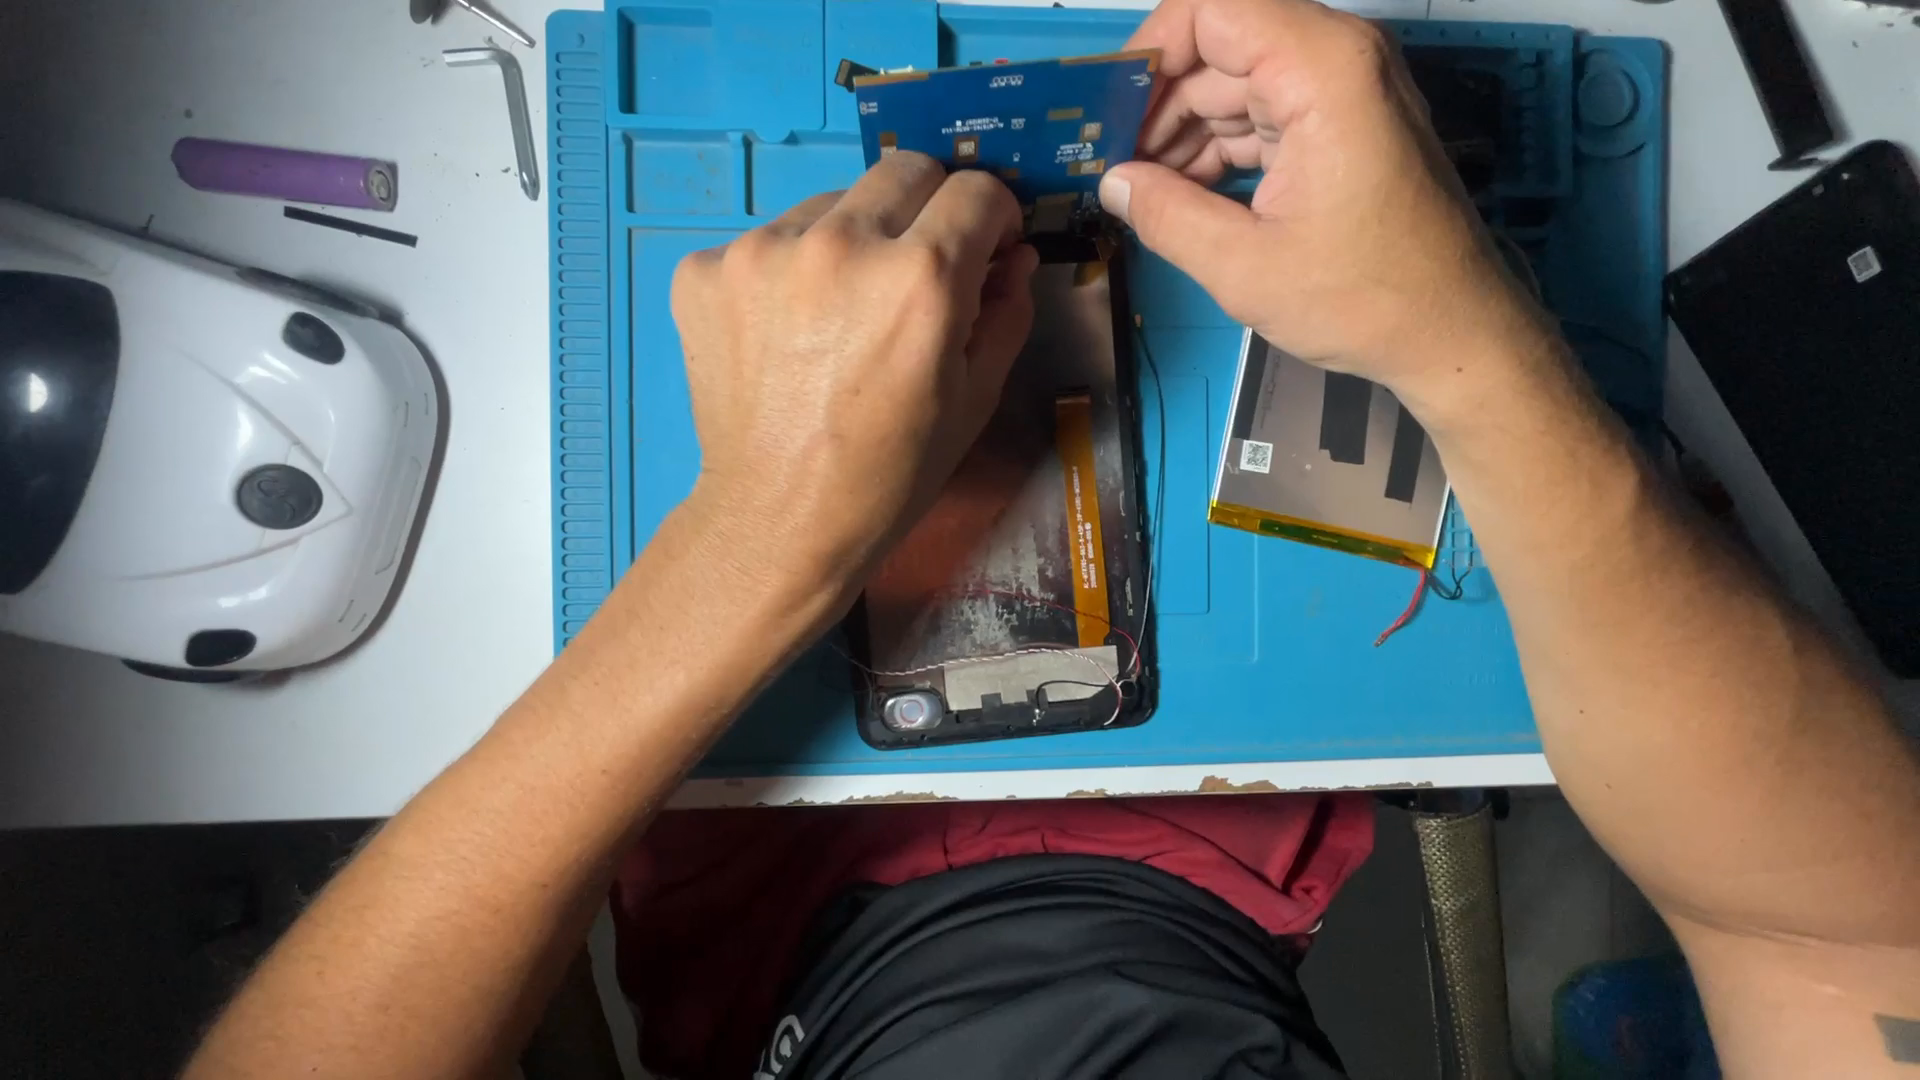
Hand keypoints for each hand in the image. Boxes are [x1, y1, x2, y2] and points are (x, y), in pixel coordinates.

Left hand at [670, 152, 1038, 596]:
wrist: (780, 520)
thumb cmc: (891, 475)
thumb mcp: (973, 400)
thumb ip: (1005, 313)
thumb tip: (1012, 257)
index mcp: (919, 280)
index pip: (977, 190)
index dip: (994, 218)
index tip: (986, 249)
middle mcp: (839, 243)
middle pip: (905, 170)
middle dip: (930, 210)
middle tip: (918, 273)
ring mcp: (759, 250)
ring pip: (831, 204)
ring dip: (853, 241)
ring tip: (841, 316)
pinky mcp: (704, 271)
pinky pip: (769, 242)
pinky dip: (790, 273)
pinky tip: (786, 335)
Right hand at [1101, 0, 1547, 405]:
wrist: (1449, 331)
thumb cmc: (1358, 298)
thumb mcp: (1243, 266)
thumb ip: (1166, 216)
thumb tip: (1111, 184)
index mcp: (1321, 70)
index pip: (1212, 9)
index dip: (1149, 51)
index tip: (1105, 112)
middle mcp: (1336, 61)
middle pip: (1220, 49)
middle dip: (1157, 105)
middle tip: (1109, 166)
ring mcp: (1341, 94)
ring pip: (1234, 88)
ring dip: (1181, 136)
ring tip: (1138, 192)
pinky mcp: (1340, 129)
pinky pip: (1260, 120)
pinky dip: (1216, 154)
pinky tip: (1182, 199)